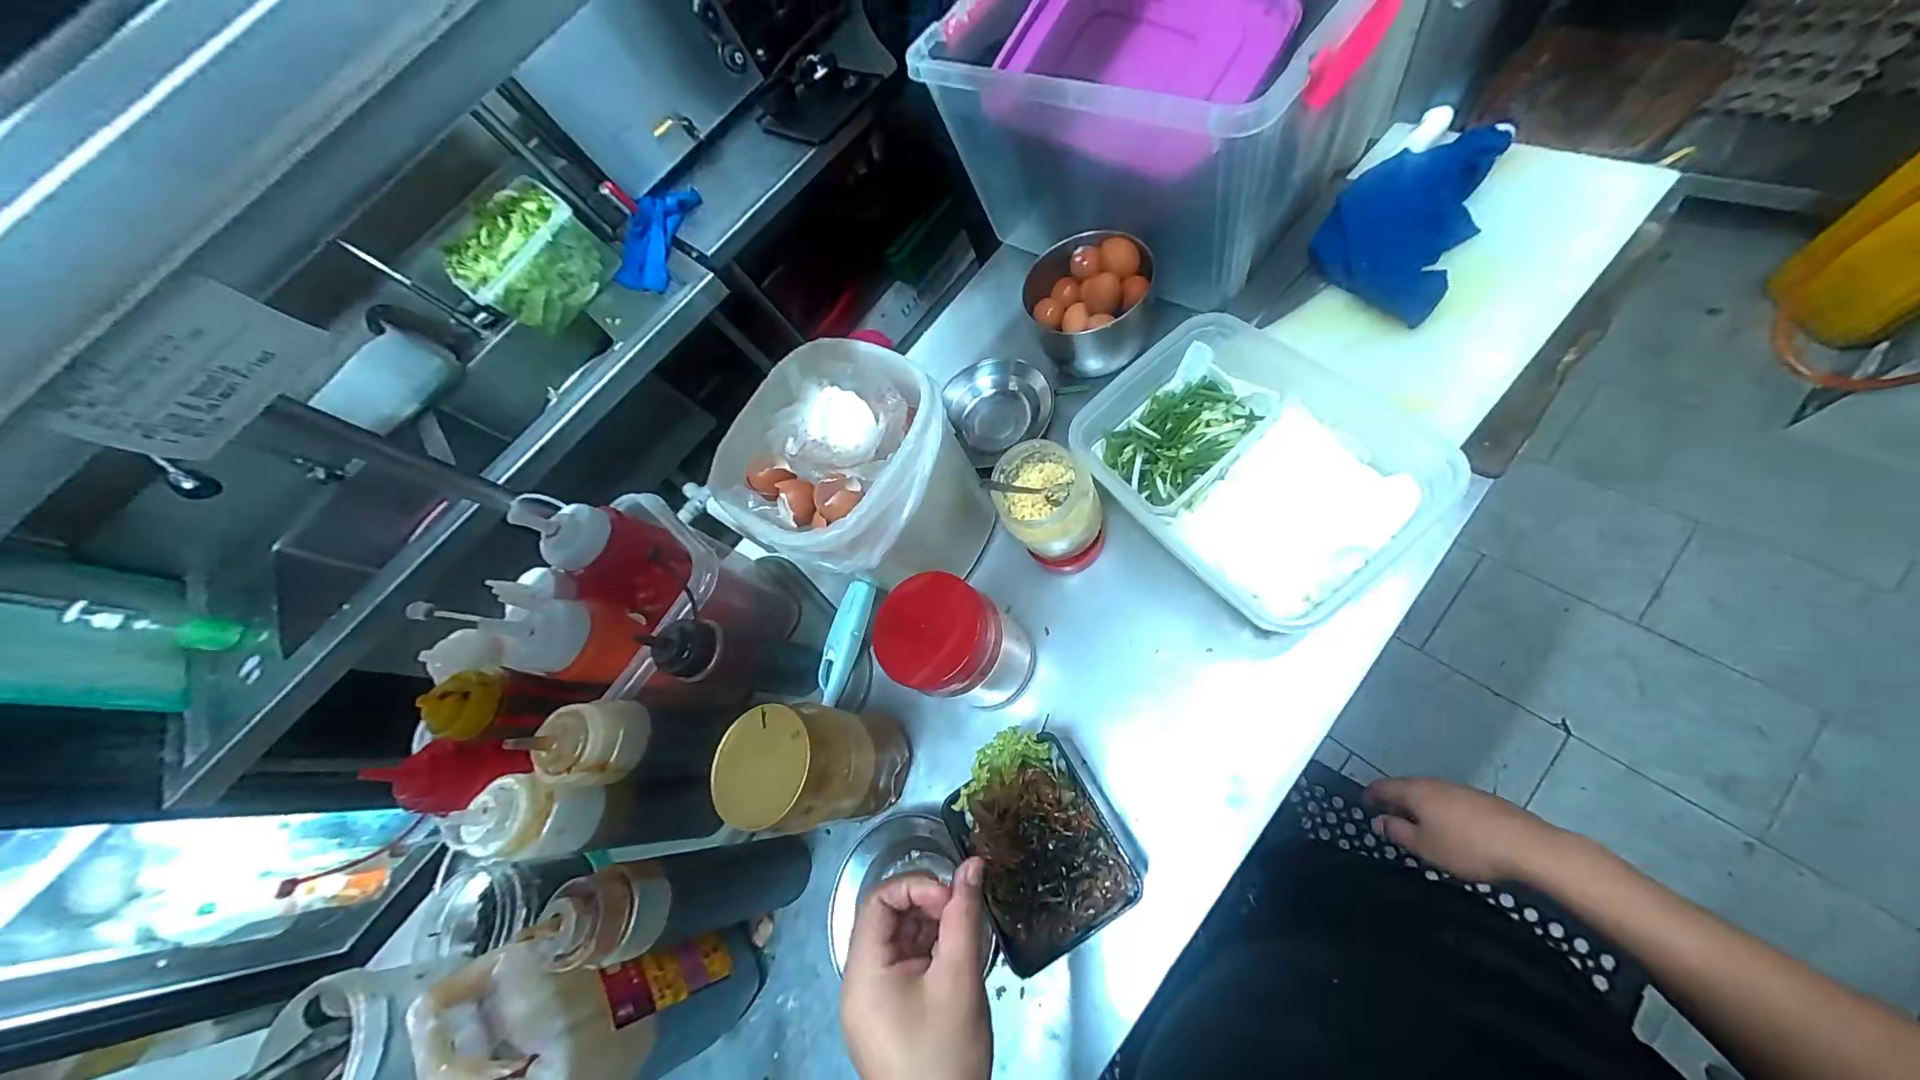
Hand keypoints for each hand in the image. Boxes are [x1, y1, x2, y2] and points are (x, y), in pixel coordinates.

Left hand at [840, 858, 990, 1079]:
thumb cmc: (945, 1053)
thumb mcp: (959, 979)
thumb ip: (964, 916)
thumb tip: (973, 864)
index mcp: (863, 971)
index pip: (878, 900)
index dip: (916, 887)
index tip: (951, 900)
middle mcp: (859, 981)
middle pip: (887, 918)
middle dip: (926, 906)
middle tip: (962, 916)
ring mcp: (873, 1001)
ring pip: (898, 940)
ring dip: (931, 928)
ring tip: (962, 939)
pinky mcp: (888, 1015)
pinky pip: (904, 965)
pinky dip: (930, 953)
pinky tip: (955, 959)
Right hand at [1363, 777, 1576, 883]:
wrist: (1530, 848)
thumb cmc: (1468, 848)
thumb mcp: (1425, 847)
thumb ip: (1397, 832)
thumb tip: (1379, 821)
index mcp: (1415, 791)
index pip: (1382, 786)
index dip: (1370, 796)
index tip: (1363, 807)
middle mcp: (1435, 783)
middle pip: (1406, 787)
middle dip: (1394, 801)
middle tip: (1388, 818)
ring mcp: (1462, 790)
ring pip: (1430, 794)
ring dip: (1419, 806)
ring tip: (1418, 825)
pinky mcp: (1484, 801)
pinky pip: (1450, 801)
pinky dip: (1440, 810)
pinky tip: (1449, 828)